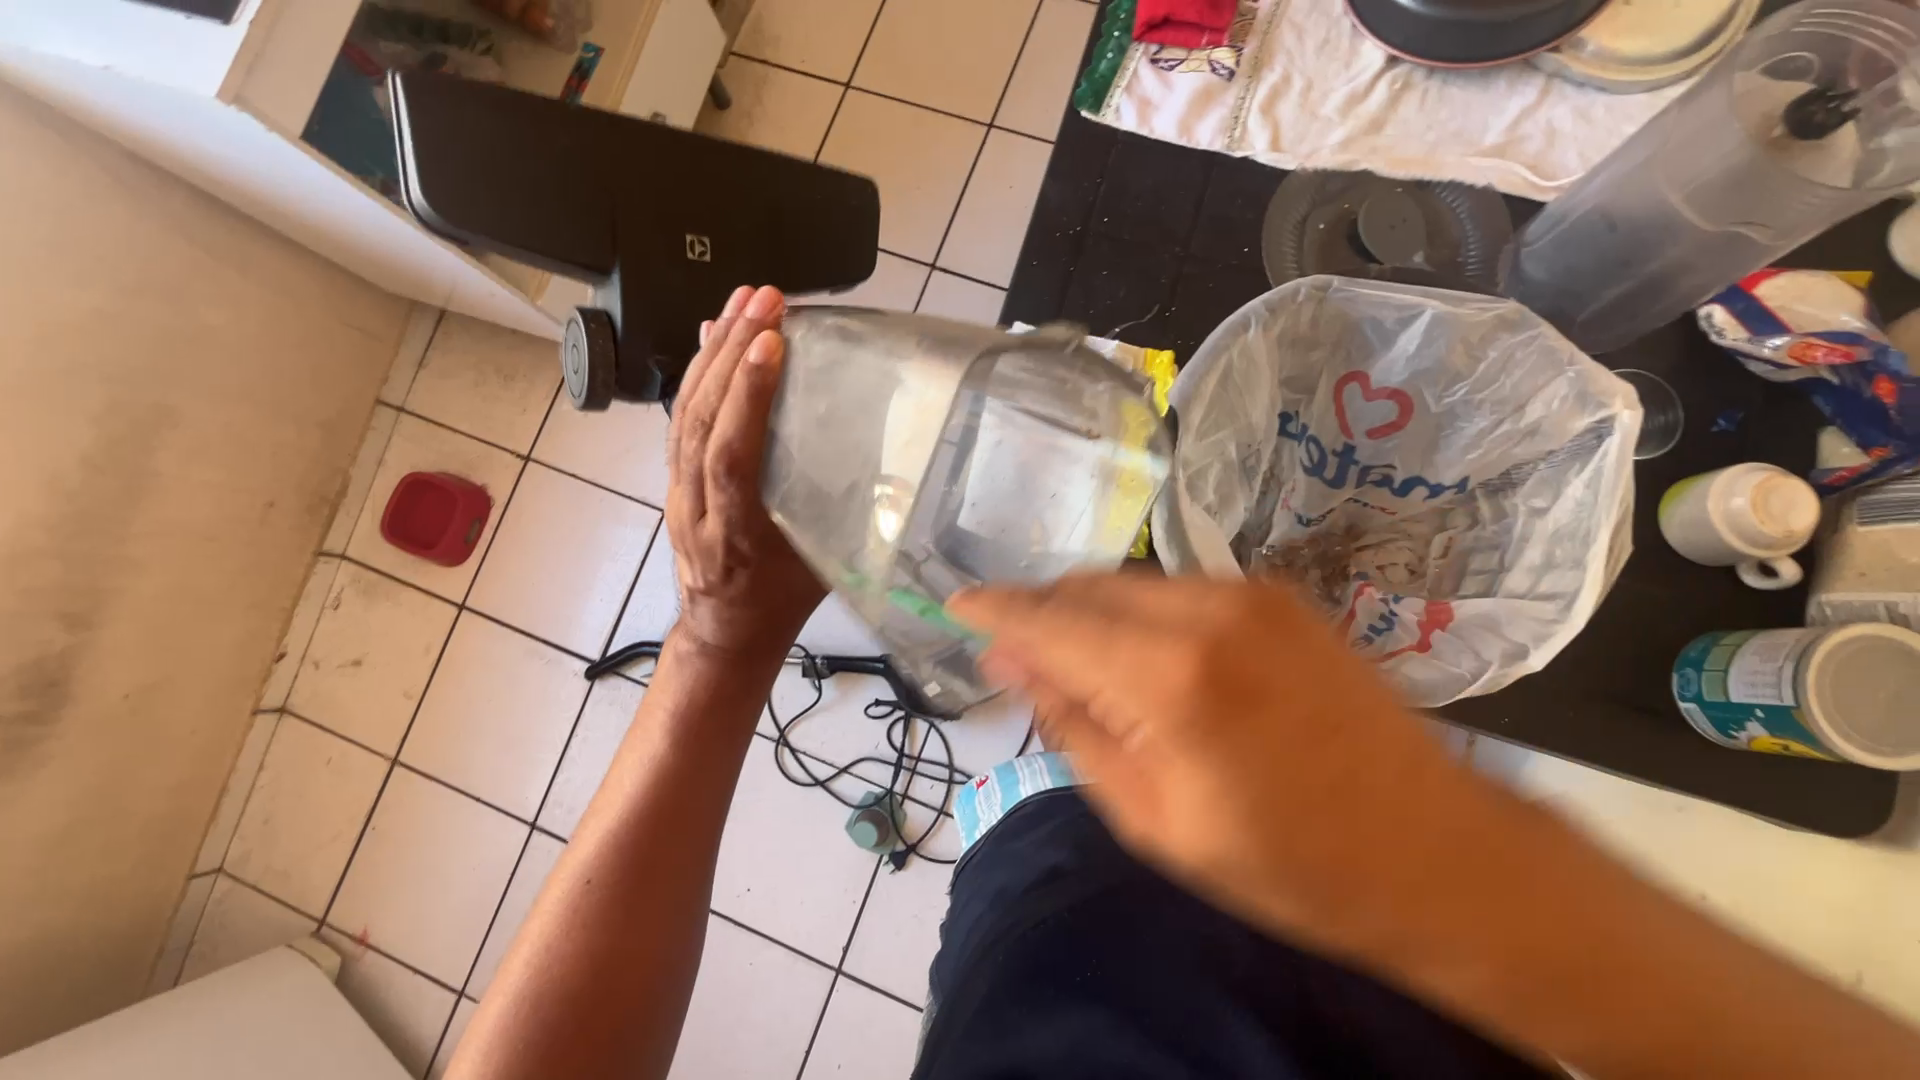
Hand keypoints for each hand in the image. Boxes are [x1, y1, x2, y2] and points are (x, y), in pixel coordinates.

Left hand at [665, 285, 825, 659]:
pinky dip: (699, 373)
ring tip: (741, 302)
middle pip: (701, 422)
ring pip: (684, 414)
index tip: (772, 344)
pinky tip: (714, 336)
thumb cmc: (779, 603)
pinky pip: (680, 420)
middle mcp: (699, 507)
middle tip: (762, 300)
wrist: (725, 633)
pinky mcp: (675, 480)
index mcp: (736, 533)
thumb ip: (842, 520)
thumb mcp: (821, 569)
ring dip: (714, 352)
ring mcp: (680, 491)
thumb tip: (889, 472)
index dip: (747, 398)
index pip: (732, 456)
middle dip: (731, 353)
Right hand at [948, 575, 1489, 947]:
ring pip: (1132, 583)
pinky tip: (1141, 655)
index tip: (955, 607)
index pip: (1051, 621)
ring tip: (1076, 663)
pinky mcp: (1280, 596)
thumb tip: (1011, 664)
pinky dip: (1140, 612)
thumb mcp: (1153, 817)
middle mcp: (1208, 610)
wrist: (1433, 851)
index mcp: (1170, 678)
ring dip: (1090, 613)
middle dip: (1041, 613)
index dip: (995, 611)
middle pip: (1087, 588)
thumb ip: (1075, 726)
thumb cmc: (1283, 862)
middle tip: (1013, 655)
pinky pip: (1178, 588)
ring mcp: (1252, 594)